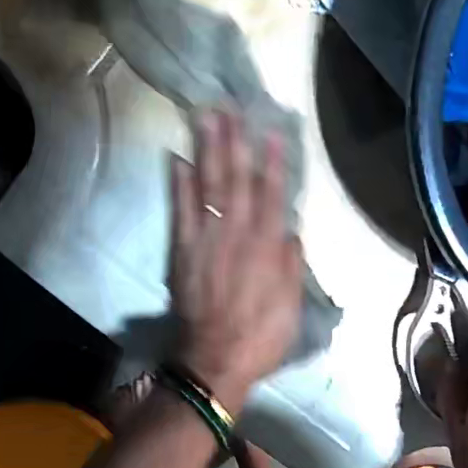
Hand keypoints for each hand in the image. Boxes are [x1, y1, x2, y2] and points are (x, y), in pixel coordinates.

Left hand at [169, 109, 302, 410]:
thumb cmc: (261, 336)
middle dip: (234, 142)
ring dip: (207, 151)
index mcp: (268, 247)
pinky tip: (176, 158)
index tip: (271, 132)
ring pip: (208, 187)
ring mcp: (207, 240)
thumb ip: (291, 265)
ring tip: (205, 118)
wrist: (214, 360)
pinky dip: (178, 185)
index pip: (272, 195)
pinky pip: (180, 211)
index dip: (272, 163)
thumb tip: (290, 232)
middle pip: (236, 180)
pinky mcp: (183, 251)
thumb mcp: (291, 305)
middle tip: (229, 107)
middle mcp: (237, 235)